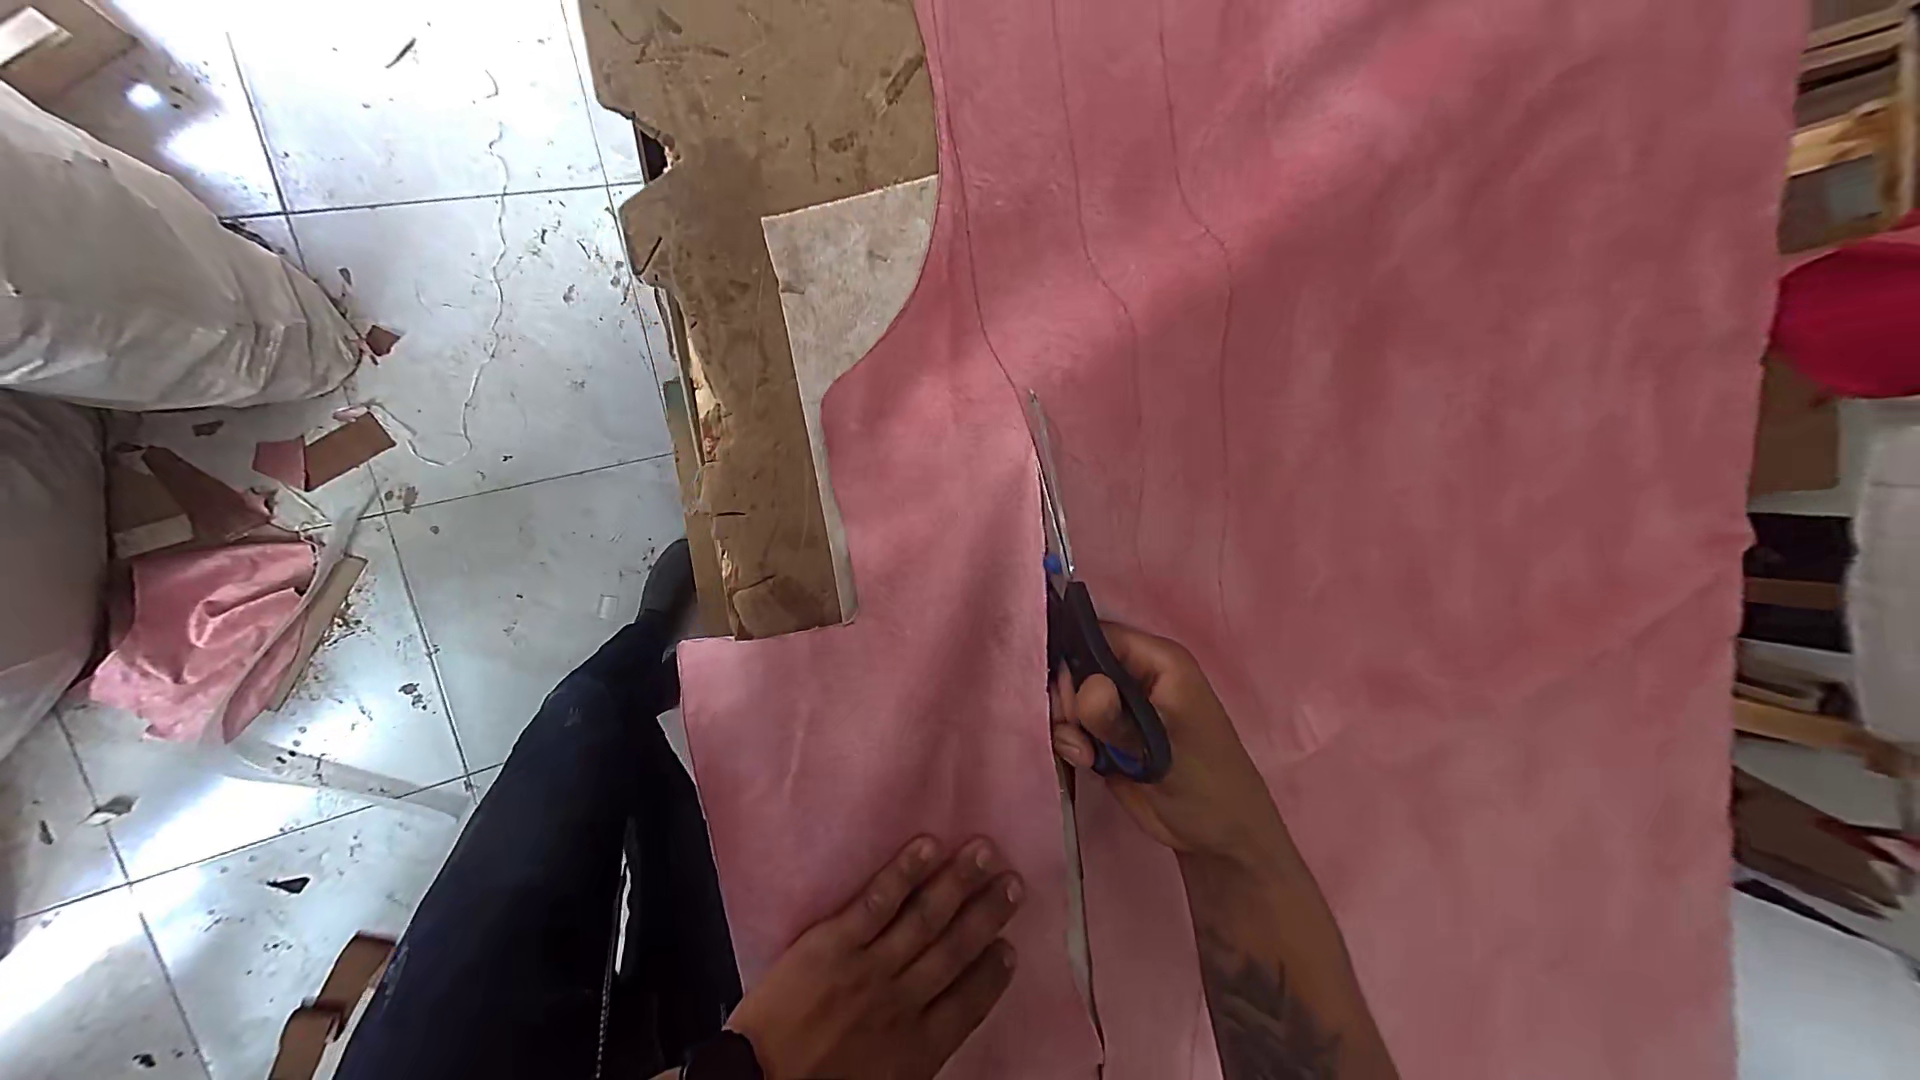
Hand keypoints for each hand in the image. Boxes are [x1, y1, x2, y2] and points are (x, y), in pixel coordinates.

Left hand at [725, 836, 1023, 1079]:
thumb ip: (916, 1051)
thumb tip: (943, 1016)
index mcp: (916, 1049)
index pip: (968, 1004)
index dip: (992, 974)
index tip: (1010, 947)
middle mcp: (902, 1002)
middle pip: (955, 949)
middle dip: (988, 912)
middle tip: (1013, 881)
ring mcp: (870, 967)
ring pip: (926, 917)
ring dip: (958, 882)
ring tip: (984, 852)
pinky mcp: (836, 940)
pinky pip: (879, 900)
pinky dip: (906, 872)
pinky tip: (929, 847)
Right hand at [1051, 623, 1286, 868]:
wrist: (1216, 840)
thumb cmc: (1206, 786)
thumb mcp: (1163, 751)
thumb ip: (1118, 718)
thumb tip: (1083, 689)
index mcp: (1158, 661)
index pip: (1099, 636)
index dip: (1076, 660)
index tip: (1069, 699)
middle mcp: (1136, 674)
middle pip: (1076, 665)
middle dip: (1068, 699)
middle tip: (1079, 732)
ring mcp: (1119, 704)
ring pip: (1069, 695)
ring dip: (1066, 725)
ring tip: (1085, 754)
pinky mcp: (1106, 731)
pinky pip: (1070, 722)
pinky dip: (1069, 740)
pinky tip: (1085, 761)